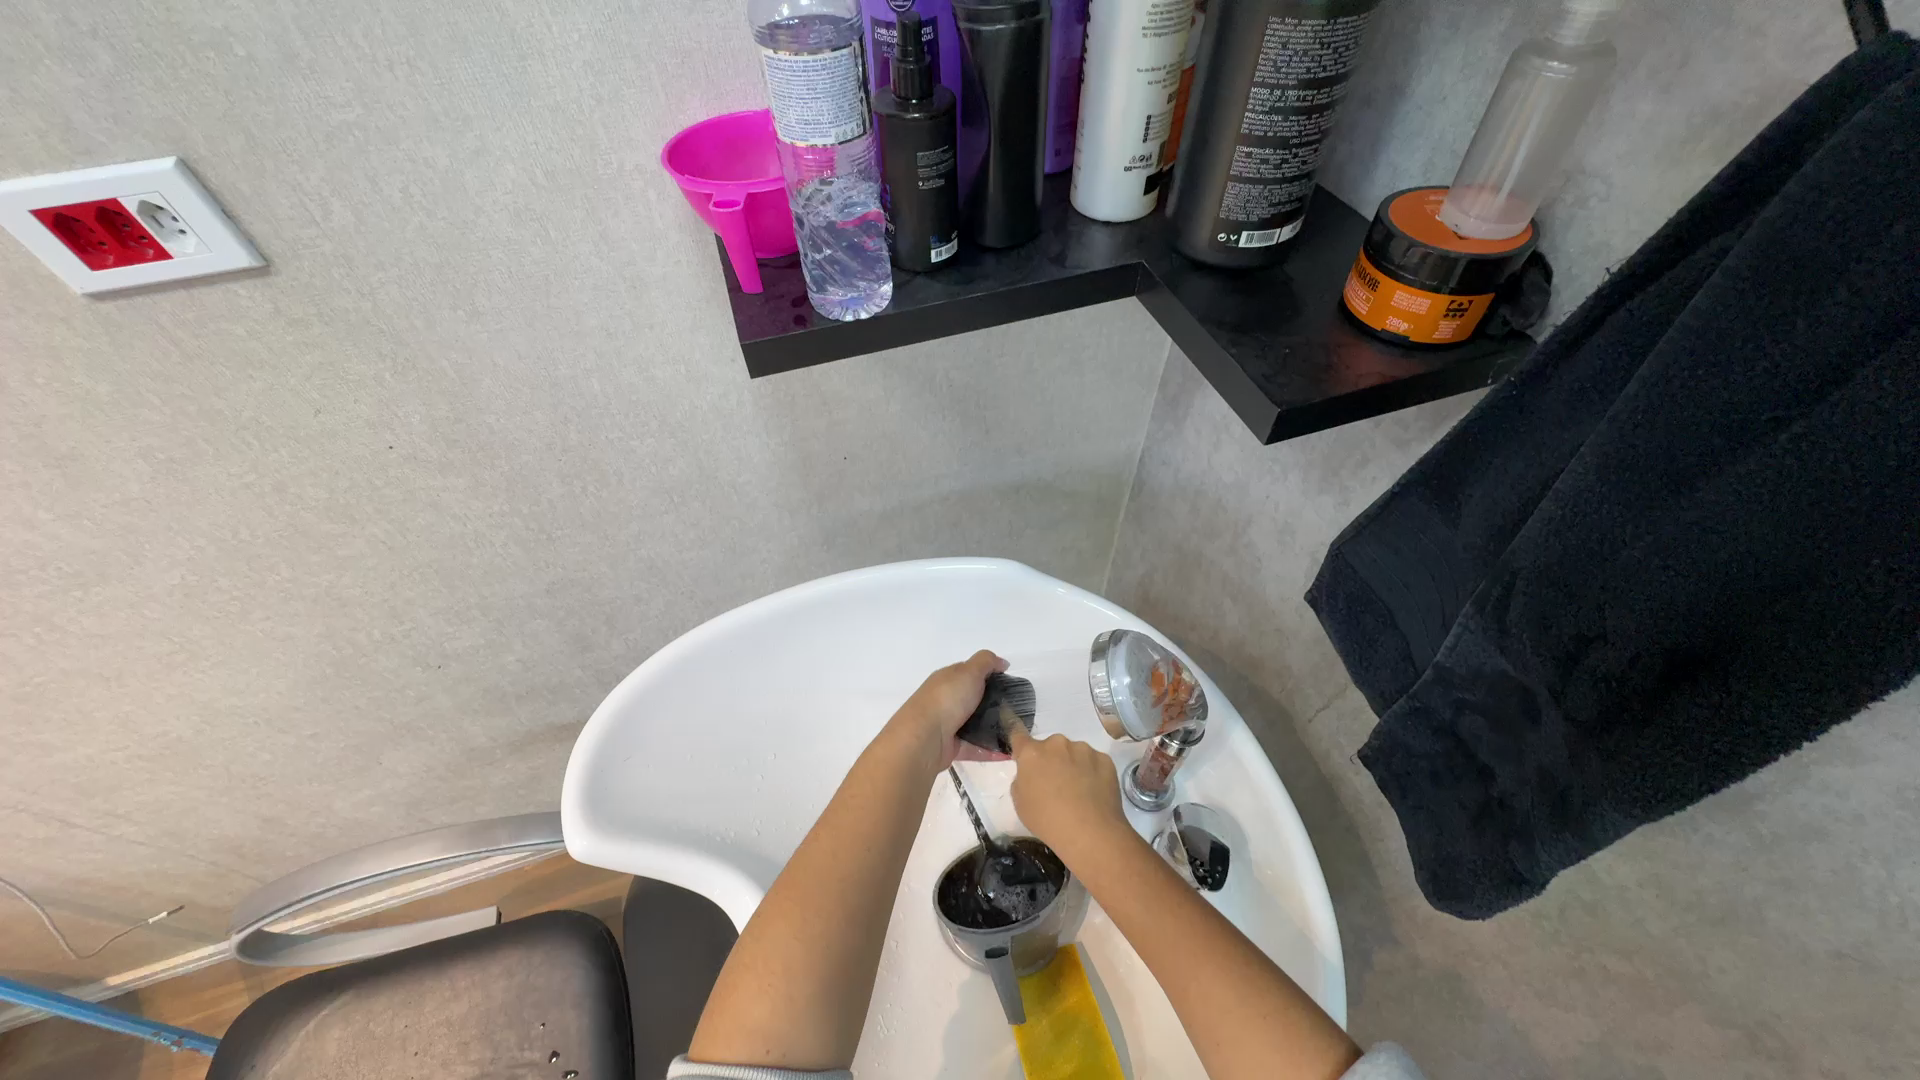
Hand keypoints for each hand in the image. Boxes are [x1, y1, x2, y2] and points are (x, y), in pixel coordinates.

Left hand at [880, 650, 1008, 774]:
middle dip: (995, 703)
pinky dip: (991, 750)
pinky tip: (1010, 751)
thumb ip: (987, 662)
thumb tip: (1002, 663)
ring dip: (994, 728)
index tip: (1011, 683)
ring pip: (975, 725)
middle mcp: (946, 700)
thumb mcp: (969, 671)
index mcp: (948, 679)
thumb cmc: (947, 699)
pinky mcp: (952, 747)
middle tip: (1018, 708)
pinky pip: (976, 747)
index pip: (970, 673)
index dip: (990, 675)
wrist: (924, 737)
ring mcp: (948, 724)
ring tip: (1017, 731)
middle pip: (974, 700)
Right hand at [1007, 729, 1130, 860]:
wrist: (1090, 832)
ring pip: (1074, 753)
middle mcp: (1057, 744)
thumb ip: (1022, 780)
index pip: (1018, 734)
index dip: (1016, 733)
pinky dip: (1092, 773)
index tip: (1013, 725)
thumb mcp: (1020, 803)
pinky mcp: (1104, 759)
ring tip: (1078, 793)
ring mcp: (1083, 749)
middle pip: (1050, 748)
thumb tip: (1032, 774)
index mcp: (1032, 753)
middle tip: (1054, 785)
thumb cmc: (1047, 820)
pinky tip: (1094, 793)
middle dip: (1050, 760)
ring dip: (1072, 765)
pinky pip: (1093, 762)